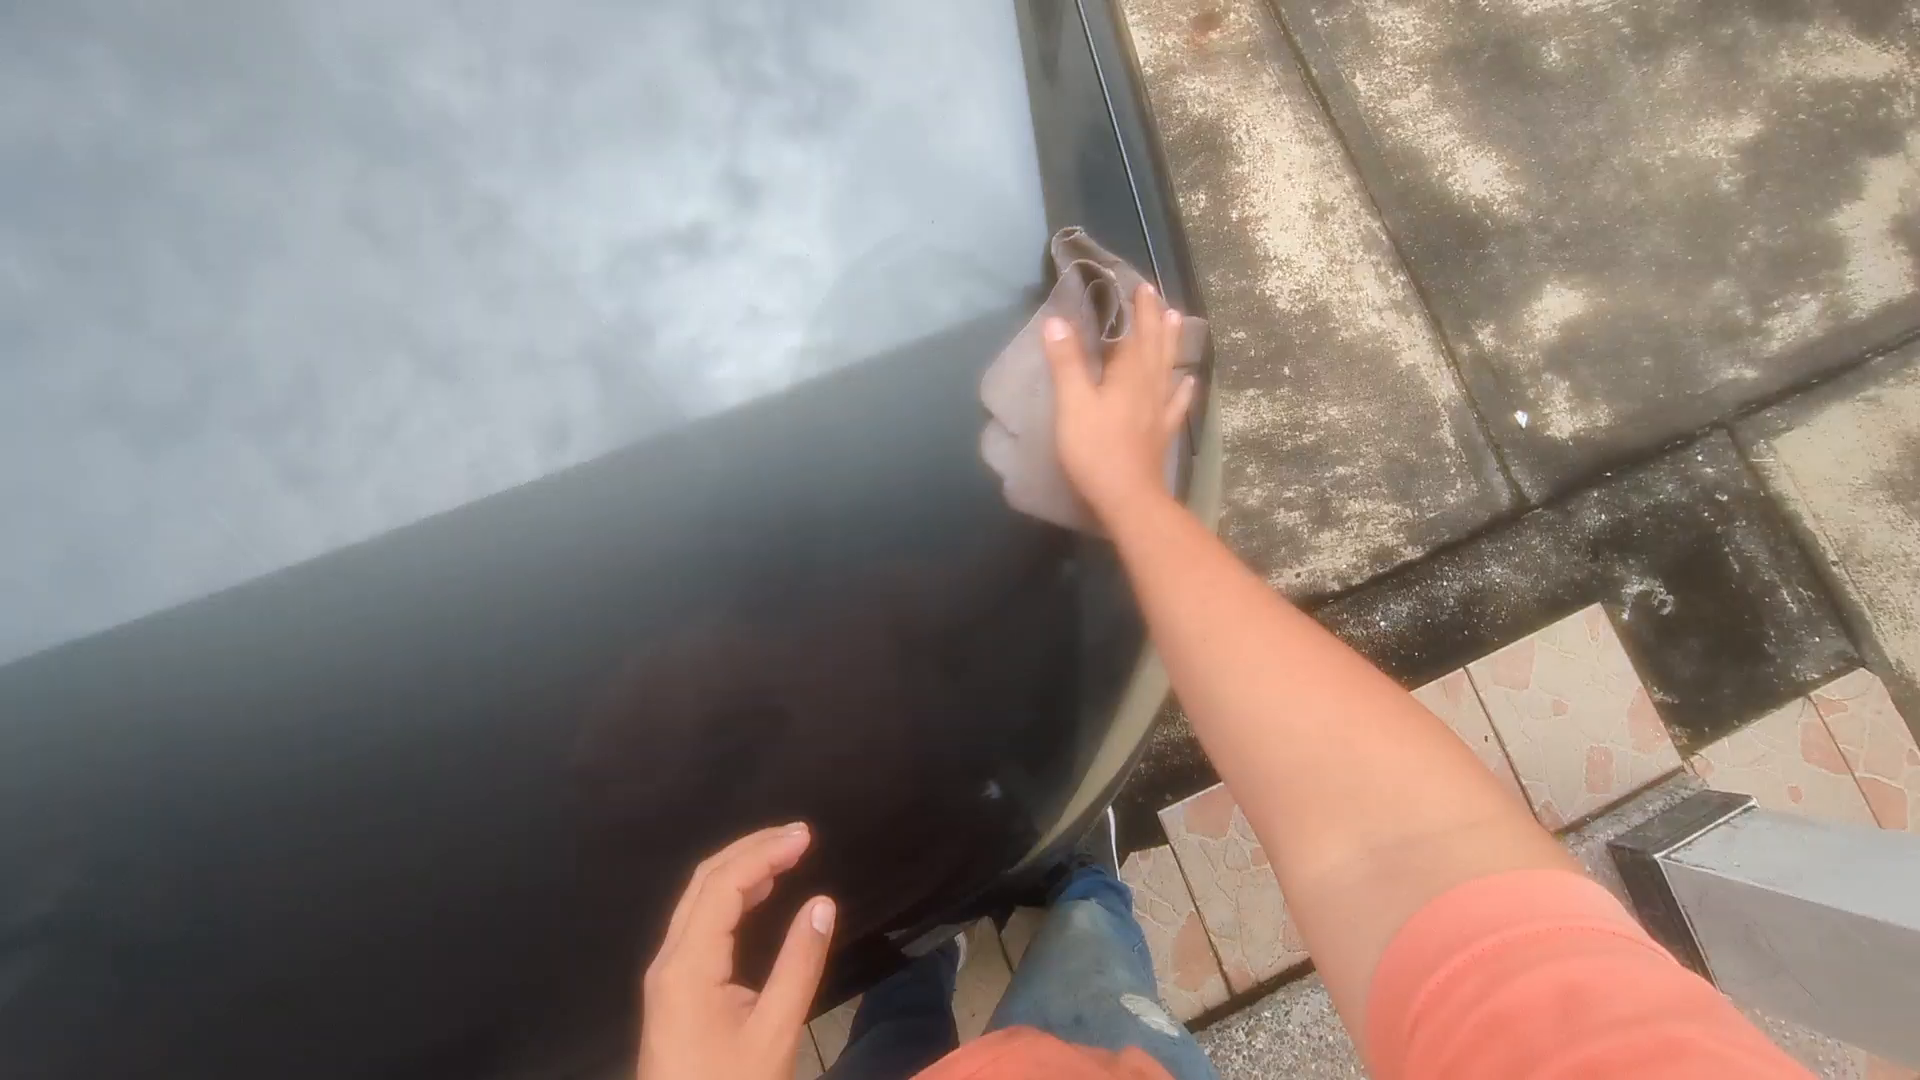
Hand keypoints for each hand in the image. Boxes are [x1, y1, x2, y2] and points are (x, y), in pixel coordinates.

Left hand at [636, 824, 835, 1079]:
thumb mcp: (774, 1033)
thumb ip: (799, 964)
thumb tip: (822, 903)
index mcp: (688, 965)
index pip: (724, 885)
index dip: (765, 852)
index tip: (805, 837)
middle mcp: (669, 959)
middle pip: (704, 880)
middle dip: (751, 848)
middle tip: (798, 834)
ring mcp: (667, 973)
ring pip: (698, 898)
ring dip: (741, 866)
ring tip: (786, 852)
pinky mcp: (674, 987)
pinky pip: (699, 920)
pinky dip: (731, 893)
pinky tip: (758, 892)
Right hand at [1044, 283, 1195, 526]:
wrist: (1128, 497)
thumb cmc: (1095, 450)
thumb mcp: (1072, 405)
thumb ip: (1066, 363)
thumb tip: (1056, 321)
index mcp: (1128, 375)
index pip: (1135, 332)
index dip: (1137, 309)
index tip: (1139, 285)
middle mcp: (1149, 387)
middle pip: (1155, 345)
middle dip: (1154, 319)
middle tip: (1156, 295)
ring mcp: (1159, 411)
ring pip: (1168, 368)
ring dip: (1170, 343)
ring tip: (1176, 320)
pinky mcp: (1161, 434)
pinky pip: (1175, 403)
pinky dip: (1182, 389)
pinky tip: (1188, 382)